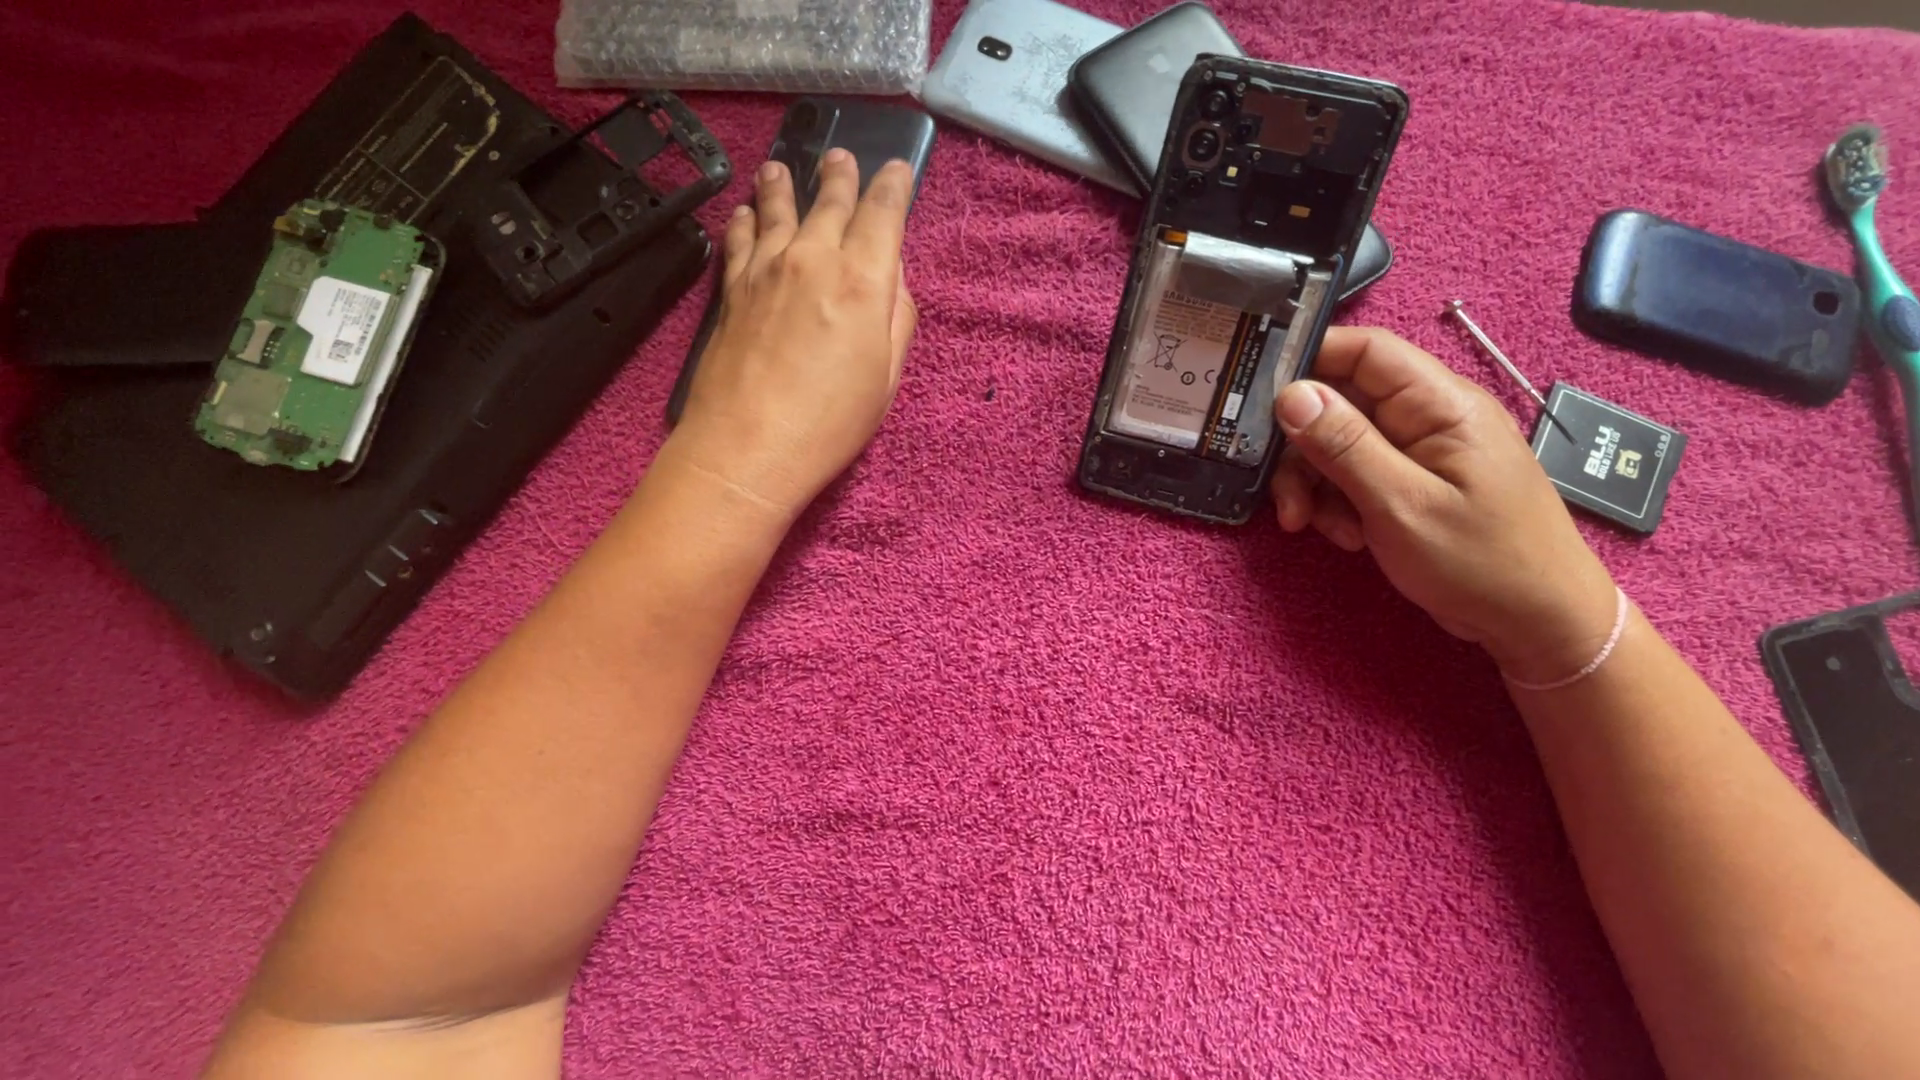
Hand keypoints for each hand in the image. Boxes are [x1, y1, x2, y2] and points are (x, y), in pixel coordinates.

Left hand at [669, 149, 917, 518]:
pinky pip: (739, 238)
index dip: (893, 186)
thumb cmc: (830, 423)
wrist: (748, 446)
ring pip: (777, 209)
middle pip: (830, 201)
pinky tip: (745, 213)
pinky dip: (745, 220)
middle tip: (841, 157)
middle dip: (841, 175)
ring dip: (784, 184)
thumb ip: (897, 318)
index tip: (896, 168)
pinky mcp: (732, 289)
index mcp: (862, 281)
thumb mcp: (887, 378)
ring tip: (782, 167)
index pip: (883, 214)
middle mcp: (813, 259)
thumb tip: (893, 277)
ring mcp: (766, 270)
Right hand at [1270, 327, 1619, 685]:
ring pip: (1337, 445)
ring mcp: (1417, 453)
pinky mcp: (1408, 485)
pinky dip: (1336, 505)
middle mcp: (1426, 418)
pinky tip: (1346, 537)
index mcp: (1439, 404)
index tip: (1258, 395)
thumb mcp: (1402, 505)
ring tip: (1313, 526)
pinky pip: (1352, 477)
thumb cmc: (1481, 561)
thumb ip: (1345, 446)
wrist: (1537, 624)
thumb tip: (1291, 394)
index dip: (1309, 360)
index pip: (1365, 350)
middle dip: (1301, 448)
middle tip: (1282, 495)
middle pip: (1340, 404)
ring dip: (1313, 485)